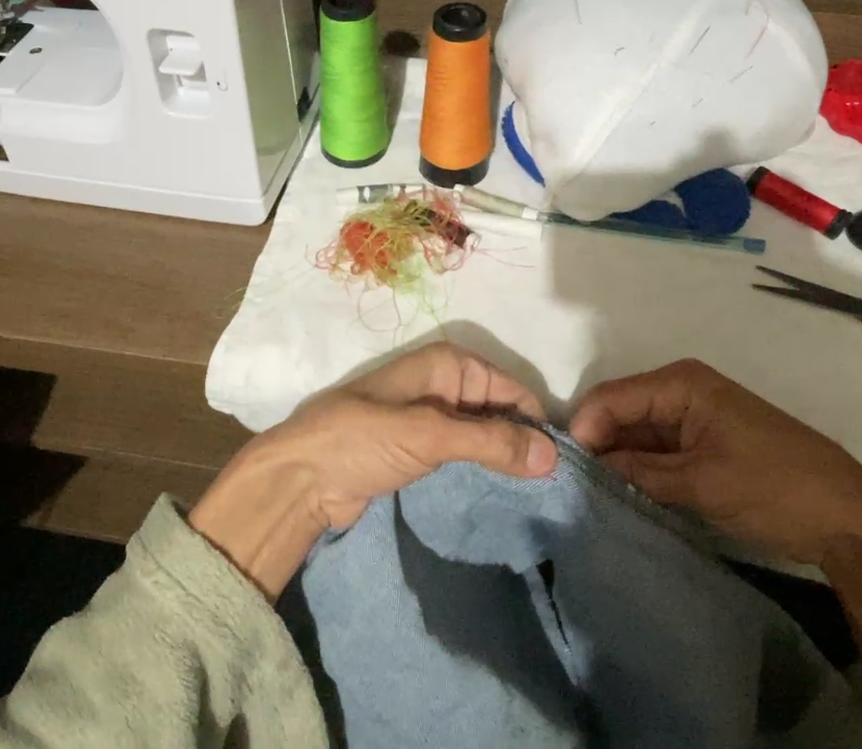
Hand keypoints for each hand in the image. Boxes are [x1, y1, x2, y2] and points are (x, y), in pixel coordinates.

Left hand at [189, 343, 556, 597]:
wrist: (299, 478)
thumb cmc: (361, 440)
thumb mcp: (430, 435)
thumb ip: (492, 442)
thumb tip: (553, 456)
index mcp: (447, 365)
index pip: (511, 390)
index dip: (536, 423)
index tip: (561, 466)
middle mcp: (443, 385)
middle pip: (499, 411)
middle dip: (522, 442)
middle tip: (553, 489)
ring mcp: (430, 419)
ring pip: (482, 435)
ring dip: (502, 460)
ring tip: (535, 497)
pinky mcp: (418, 451)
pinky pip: (462, 455)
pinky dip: (480, 471)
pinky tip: (500, 496)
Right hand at [569, 359, 861, 565]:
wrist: (850, 520)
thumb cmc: (774, 489)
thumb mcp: (698, 483)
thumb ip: (637, 472)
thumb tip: (586, 469)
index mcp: (682, 383)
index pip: (610, 398)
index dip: (584, 431)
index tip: (564, 471)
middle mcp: (684, 390)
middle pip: (621, 412)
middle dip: (598, 445)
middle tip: (573, 487)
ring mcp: (697, 416)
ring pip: (638, 432)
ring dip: (619, 460)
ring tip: (592, 494)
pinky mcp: (707, 442)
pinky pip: (660, 448)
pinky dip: (642, 468)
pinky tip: (625, 493)